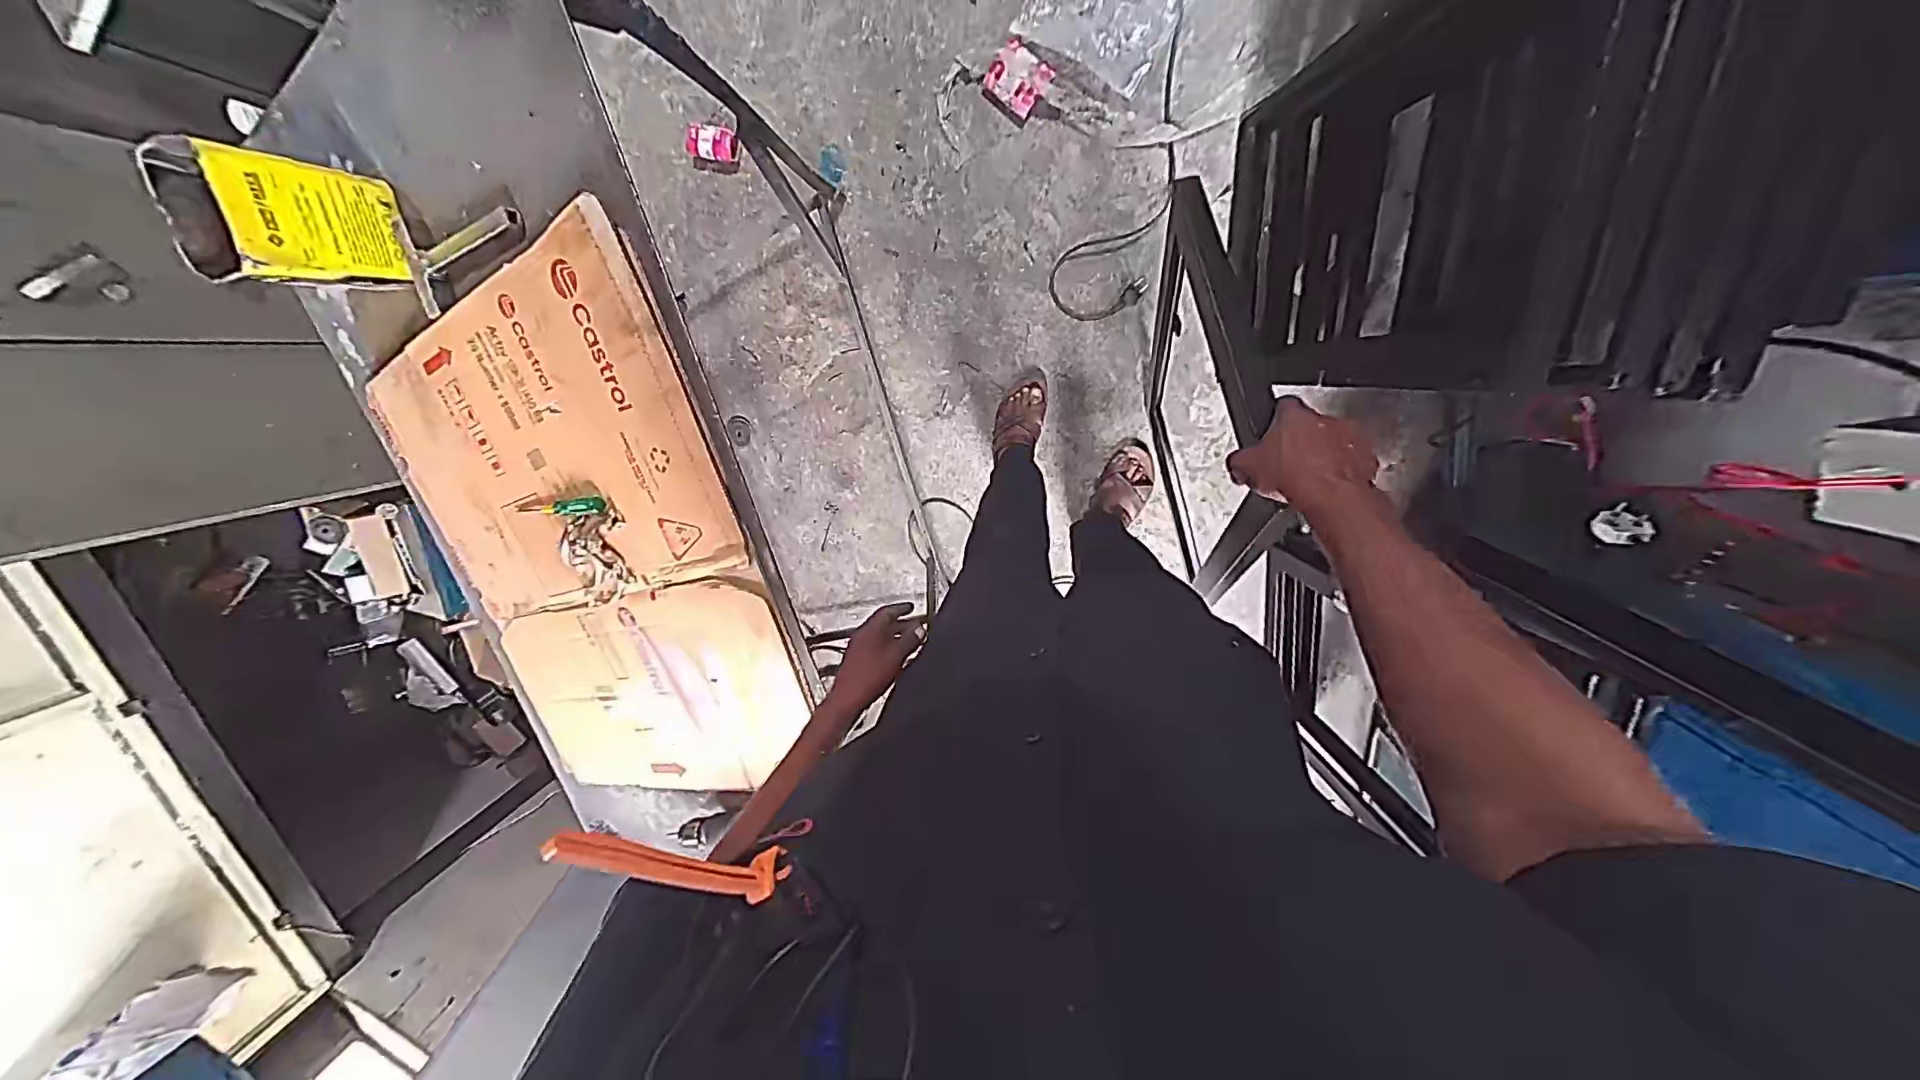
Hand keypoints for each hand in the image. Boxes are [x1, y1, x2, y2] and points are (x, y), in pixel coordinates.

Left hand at [826, 602, 926, 709]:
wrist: (847, 700)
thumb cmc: (867, 678)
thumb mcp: (897, 655)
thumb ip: (910, 640)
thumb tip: (920, 629)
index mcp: (871, 629)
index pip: (887, 611)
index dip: (901, 608)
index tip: (910, 607)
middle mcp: (862, 636)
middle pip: (883, 624)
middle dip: (900, 624)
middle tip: (913, 625)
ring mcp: (857, 650)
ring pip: (879, 638)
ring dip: (894, 638)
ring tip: (908, 642)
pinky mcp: (857, 663)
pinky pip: (875, 650)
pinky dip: (887, 650)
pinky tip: (894, 660)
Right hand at [1226, 396, 1379, 512]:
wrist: (1331, 496)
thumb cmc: (1295, 477)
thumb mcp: (1247, 468)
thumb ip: (1239, 460)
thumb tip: (1237, 463)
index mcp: (1293, 415)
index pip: (1282, 406)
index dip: (1275, 421)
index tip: (1273, 433)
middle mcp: (1324, 419)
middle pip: (1309, 425)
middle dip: (1300, 442)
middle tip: (1289, 464)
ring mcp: (1348, 436)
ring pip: (1333, 441)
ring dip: (1323, 455)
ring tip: (1309, 479)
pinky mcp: (1366, 455)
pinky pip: (1352, 459)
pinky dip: (1342, 470)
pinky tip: (1328, 486)